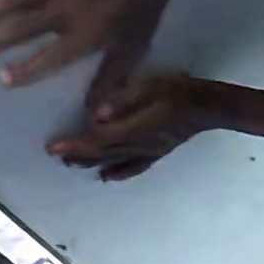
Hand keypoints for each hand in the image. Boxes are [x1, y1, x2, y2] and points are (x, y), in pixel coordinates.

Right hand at [0, 0, 186, 104]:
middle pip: (21, 29)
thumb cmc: (140, 10)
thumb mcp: (132, 50)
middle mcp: (65, 11)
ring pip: (13, 0)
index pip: (49, 57)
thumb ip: (110, 81)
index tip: (2, 79)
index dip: (25, 70)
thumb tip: (96, 116)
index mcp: (85, 35)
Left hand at [48, 75, 242, 180]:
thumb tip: (95, 115)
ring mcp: (149, 151)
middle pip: (102, 152)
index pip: (98, 140)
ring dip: (90, 163)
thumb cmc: (179, 90)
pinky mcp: (157, 152)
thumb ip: (122, 100)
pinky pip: (134, 166)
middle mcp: (139, 145)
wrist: (211, 105)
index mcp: (135, 128)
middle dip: (77, 153)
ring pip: (114, 160)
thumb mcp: (150, 86)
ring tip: (69, 165)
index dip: (74, 144)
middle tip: (53, 155)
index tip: (53, 147)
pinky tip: (107, 177)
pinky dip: (118, 172)